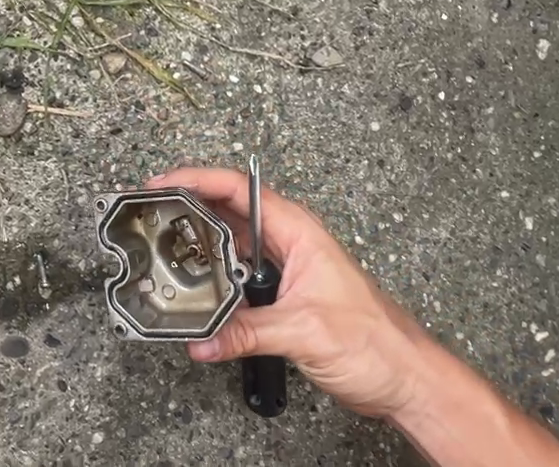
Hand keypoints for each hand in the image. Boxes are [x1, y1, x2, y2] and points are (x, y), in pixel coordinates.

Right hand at [148, 167, 435, 419]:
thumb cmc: (376, 343)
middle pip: (228, 205)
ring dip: (199, 234)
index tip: (161, 183)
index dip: (195, 179)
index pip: (237, 188)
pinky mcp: (281, 287)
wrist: (407, 379)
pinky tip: (197, 278)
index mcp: (296, 229)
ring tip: (165, 236)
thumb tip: (201, 339)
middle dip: (188, 202)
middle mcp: (288, 237)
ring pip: (231, 234)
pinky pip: (238, 264)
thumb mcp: (304, 331)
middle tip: (152, 208)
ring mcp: (284, 261)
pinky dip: (213, 266)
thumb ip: (246, 333)